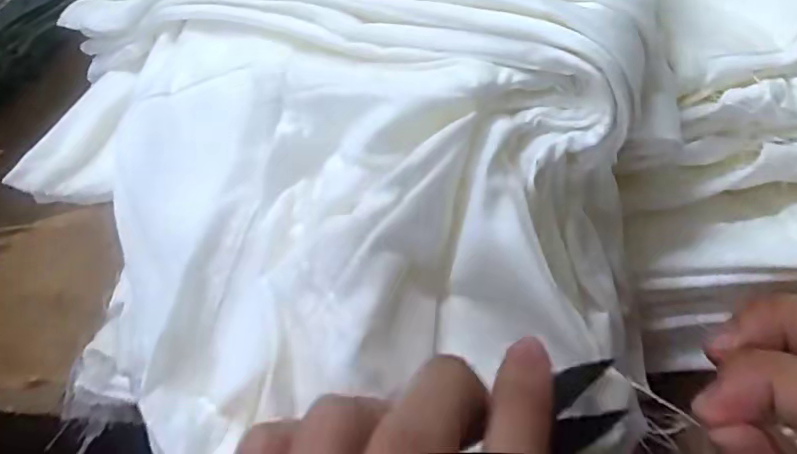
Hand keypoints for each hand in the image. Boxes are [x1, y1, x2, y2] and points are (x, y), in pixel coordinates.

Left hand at [239, 336, 555, 453]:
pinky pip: (266, 438)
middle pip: (435, 397)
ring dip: (366, 430)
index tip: (529, 352)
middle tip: (460, 418)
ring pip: (341, 413)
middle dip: (454, 393)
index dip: (526, 396)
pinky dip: (289, 445)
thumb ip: (502, 451)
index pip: (513, 449)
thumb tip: (505, 416)